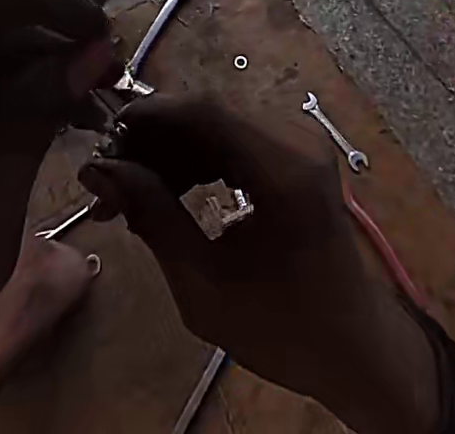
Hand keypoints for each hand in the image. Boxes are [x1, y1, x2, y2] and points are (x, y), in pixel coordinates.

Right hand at [78, 95, 438, 433]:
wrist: (353, 343)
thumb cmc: (283, 327)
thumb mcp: (205, 286)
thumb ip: (154, 218)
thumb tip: (101, 171)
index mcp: (285, 169)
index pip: (206, 111)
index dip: (149, 116)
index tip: (102, 139)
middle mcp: (297, 138)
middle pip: (210, 112)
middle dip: (154, 138)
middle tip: (108, 177)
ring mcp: (300, 140)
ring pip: (217, 122)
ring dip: (171, 150)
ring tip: (129, 193)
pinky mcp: (295, 150)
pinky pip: (234, 136)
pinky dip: (197, 157)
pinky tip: (167, 190)